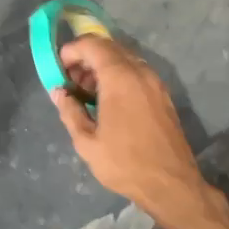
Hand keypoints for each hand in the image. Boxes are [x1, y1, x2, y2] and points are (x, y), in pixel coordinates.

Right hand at [51, 36, 213, 224]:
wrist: (170, 183)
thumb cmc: (124, 163)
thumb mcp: (86, 142)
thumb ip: (70, 111)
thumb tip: (59, 92)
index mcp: (120, 79)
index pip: (93, 45)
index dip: (72, 51)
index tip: (58, 68)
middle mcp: (140, 73)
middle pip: (110, 48)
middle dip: (86, 59)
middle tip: (70, 83)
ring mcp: (155, 83)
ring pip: (125, 60)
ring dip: (102, 68)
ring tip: (86, 94)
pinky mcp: (163, 95)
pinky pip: (136, 74)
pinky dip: (118, 77)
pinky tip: (108, 102)